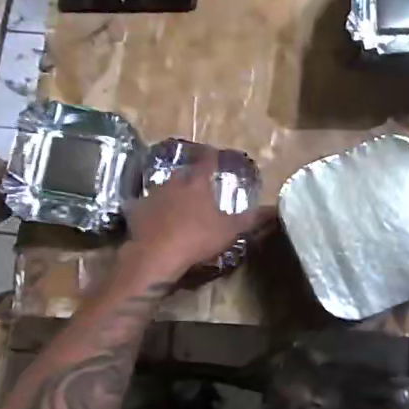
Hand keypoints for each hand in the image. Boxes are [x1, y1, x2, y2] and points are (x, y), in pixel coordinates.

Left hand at [120, 147, 273, 282]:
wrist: (155, 255)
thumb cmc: (197, 238)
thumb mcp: (230, 231)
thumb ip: (250, 219)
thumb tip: (273, 209)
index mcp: (196, 183)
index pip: (206, 161)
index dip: (212, 156)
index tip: (214, 153)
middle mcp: (173, 183)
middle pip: (183, 175)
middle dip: (190, 178)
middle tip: (197, 185)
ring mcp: (151, 196)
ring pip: (163, 189)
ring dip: (170, 194)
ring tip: (176, 205)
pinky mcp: (135, 211)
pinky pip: (144, 207)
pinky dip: (149, 212)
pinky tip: (152, 220)